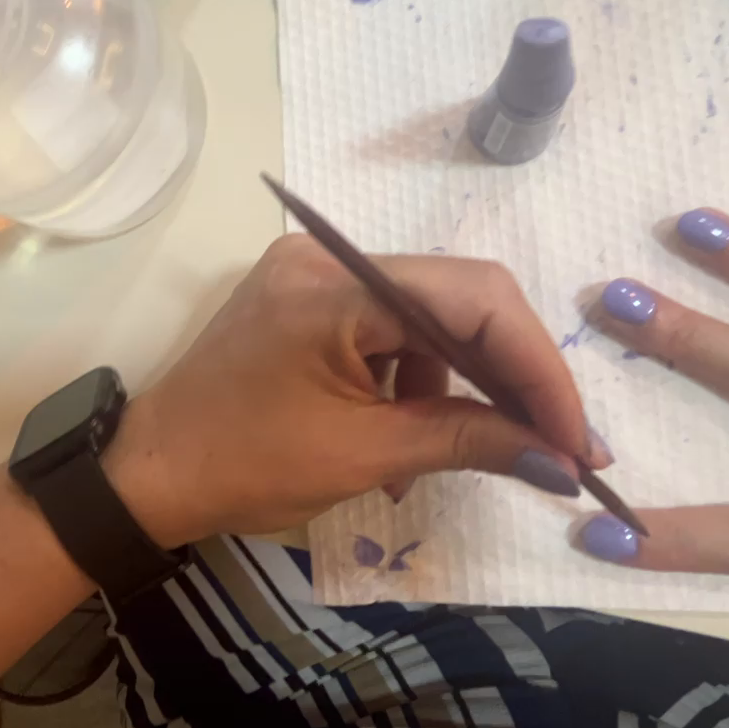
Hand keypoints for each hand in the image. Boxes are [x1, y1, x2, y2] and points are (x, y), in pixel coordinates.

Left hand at [104, 233, 607, 550]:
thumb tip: (562, 459)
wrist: (152, 469)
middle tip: (554, 443)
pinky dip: (414, 372)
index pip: (470, 297)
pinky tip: (412, 424)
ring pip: (424, 311)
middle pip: (453, 295)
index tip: (576, 438)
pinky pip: (384, 323)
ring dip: (460, 377)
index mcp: (333, 287)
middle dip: (509, 371)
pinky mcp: (304, 297)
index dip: (538, 365)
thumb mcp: (364, 456)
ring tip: (473, 444)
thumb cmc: (245, 465)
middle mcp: (325, 257)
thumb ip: (468, 441)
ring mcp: (310, 271)